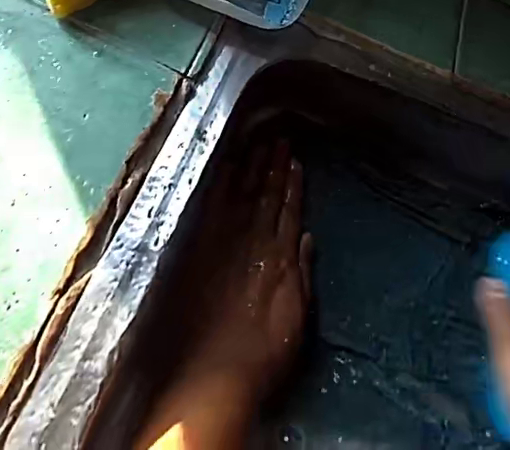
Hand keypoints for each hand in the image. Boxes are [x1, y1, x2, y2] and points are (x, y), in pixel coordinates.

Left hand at [138, 141, 313, 449]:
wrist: (215, 373)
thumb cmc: (264, 351)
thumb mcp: (297, 316)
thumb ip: (303, 273)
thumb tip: (308, 236)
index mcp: (280, 256)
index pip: (290, 210)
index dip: (293, 184)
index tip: (295, 160)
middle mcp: (254, 240)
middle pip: (266, 194)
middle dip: (274, 165)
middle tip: (278, 138)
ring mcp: (225, 241)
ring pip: (242, 193)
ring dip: (251, 167)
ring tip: (258, 143)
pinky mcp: (201, 247)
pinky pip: (212, 206)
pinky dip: (219, 184)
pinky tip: (224, 166)